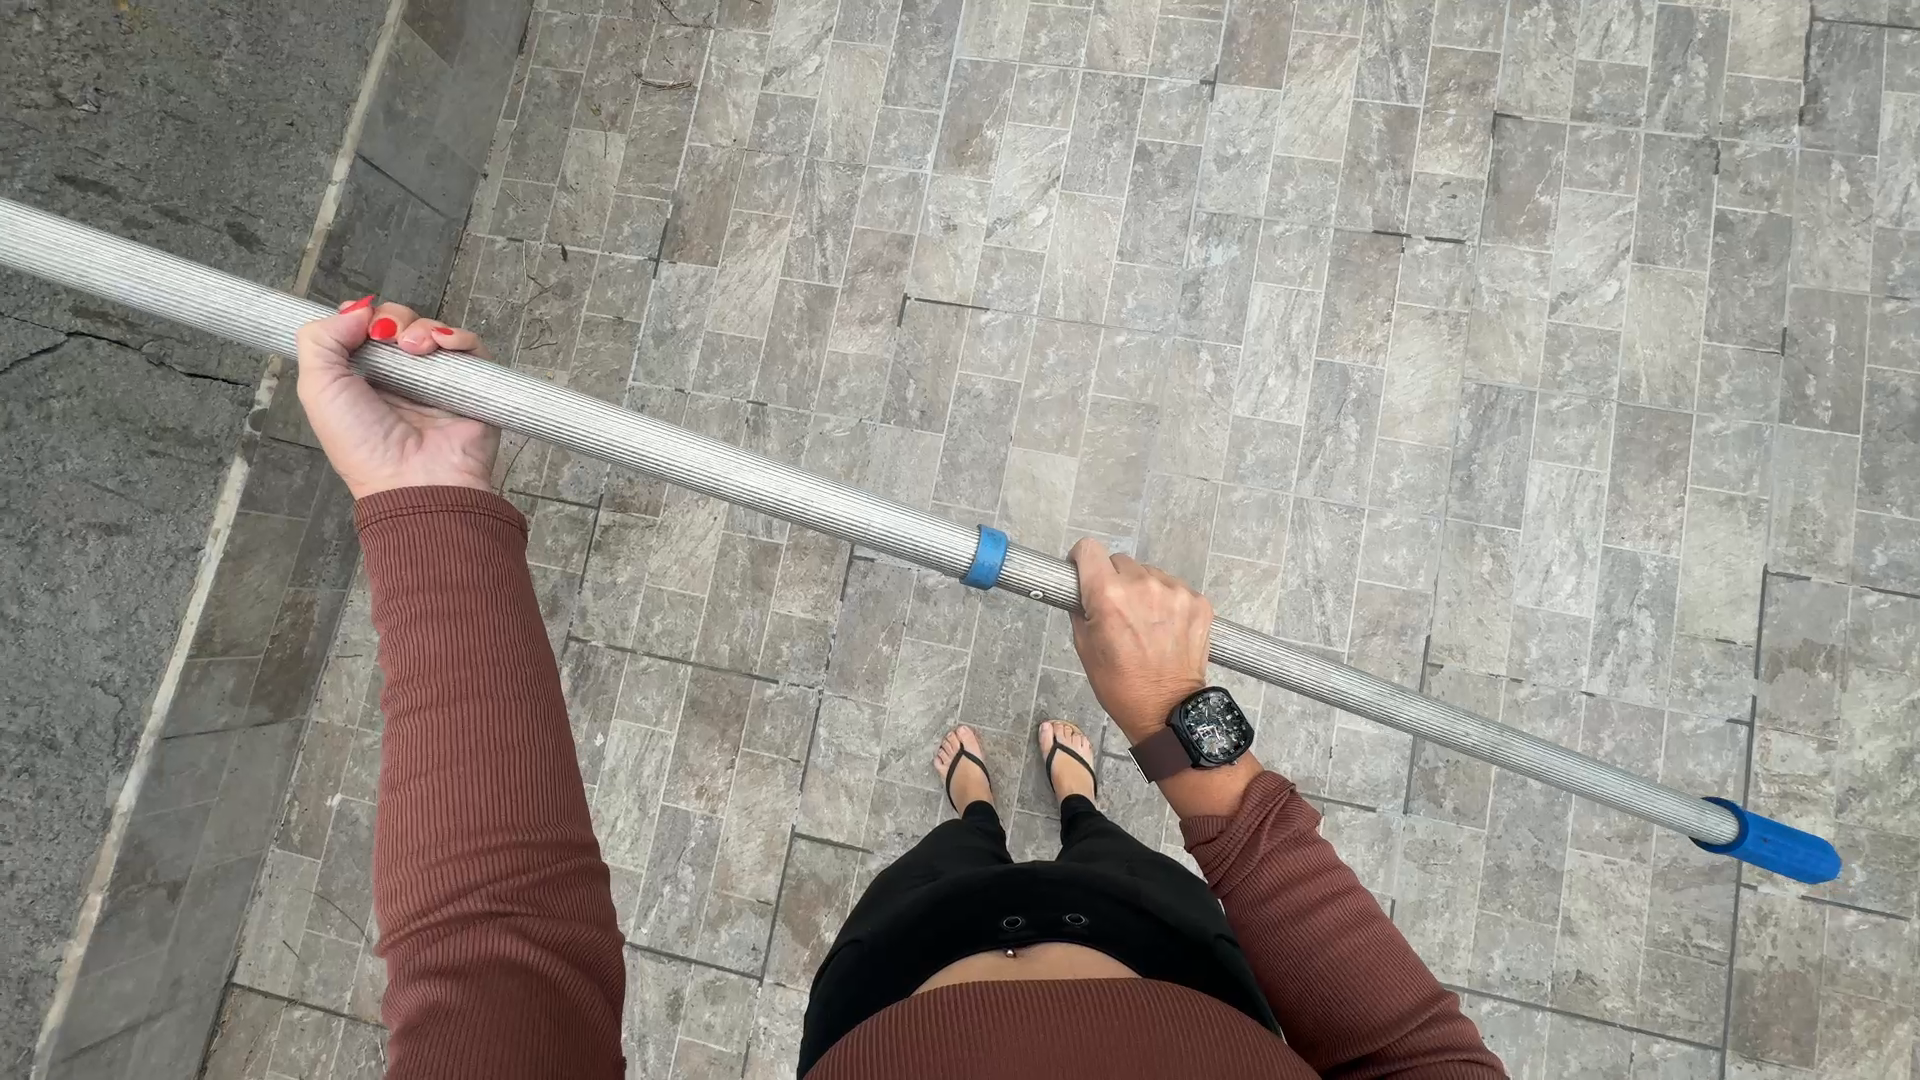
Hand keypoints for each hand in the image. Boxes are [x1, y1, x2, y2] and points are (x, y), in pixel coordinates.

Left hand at [295, 297, 499, 499]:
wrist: (414, 478)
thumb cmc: (363, 444)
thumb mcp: (319, 389)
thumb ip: (322, 339)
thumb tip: (358, 308)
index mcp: (367, 377)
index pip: (367, 330)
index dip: (364, 318)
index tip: (361, 326)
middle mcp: (406, 377)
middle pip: (403, 325)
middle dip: (394, 320)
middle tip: (390, 338)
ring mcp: (442, 382)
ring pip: (437, 333)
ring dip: (424, 329)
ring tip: (416, 348)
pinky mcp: (476, 388)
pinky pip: (474, 350)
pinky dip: (460, 338)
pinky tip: (444, 344)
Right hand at [1067, 537, 1211, 744]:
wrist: (1168, 709)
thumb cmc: (1119, 683)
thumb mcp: (1083, 646)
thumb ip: (1080, 607)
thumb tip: (1081, 588)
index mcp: (1108, 595)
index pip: (1089, 549)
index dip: (1082, 560)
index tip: (1084, 573)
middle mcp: (1143, 585)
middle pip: (1120, 561)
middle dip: (1113, 580)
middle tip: (1116, 611)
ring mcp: (1175, 592)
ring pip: (1148, 574)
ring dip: (1142, 590)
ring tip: (1144, 623)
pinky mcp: (1198, 601)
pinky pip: (1173, 588)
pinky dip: (1166, 602)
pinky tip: (1165, 628)